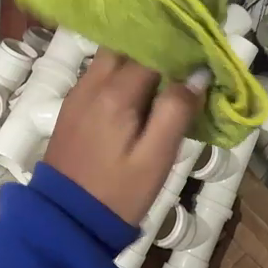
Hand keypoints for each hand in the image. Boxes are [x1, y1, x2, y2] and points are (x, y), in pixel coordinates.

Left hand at [42, 51, 207, 224]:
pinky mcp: (73, 106)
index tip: (201, 51)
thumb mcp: (155, 158)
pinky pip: (100, 73)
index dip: (177, 47)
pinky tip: (141, 89)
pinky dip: (122, 71)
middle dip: (155, 45)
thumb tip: (198, 75)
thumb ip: (176, 112)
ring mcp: (78, 93)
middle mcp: (92, 83)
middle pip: (126, 46)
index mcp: (115, 94)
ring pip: (111, 57)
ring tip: (167, 72)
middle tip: (185, 58)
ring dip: (137, 57)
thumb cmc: (118, 193)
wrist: (65, 222)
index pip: (151, 51)